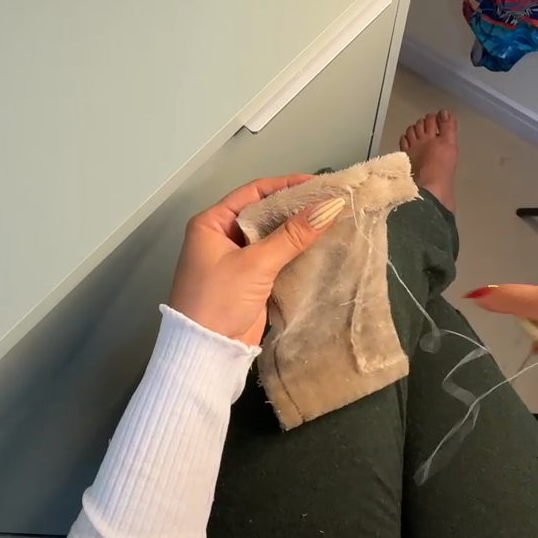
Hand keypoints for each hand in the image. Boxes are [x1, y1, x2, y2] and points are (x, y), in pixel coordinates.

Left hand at [168, 176, 341, 345]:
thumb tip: (329, 205)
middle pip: (264, 212)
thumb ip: (292, 235)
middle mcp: (222, 235)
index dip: (286, 185)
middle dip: (295, 207)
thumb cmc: (219, 300)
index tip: (319, 184)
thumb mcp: (256, 264)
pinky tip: (320, 245)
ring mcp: (236, 258)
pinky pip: (275, 256)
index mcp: (211, 223)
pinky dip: (295, 251)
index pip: (253, 193)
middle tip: (331, 201)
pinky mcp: (250, 279)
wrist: (206, 353)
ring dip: (297, 229)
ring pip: (272, 235)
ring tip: (332, 219)